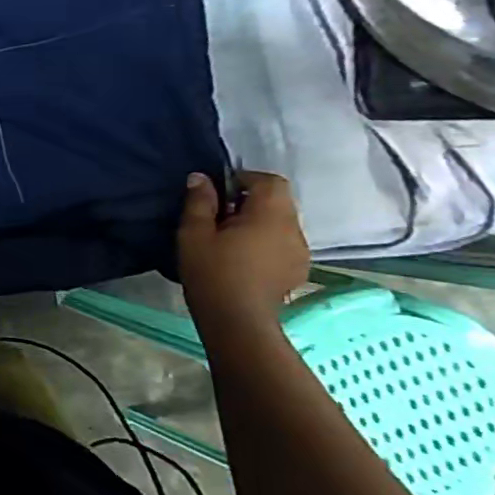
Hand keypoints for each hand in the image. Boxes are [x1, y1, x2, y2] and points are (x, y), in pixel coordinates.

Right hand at [177, 170, 309, 329]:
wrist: (236, 317)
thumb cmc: (211, 270)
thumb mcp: (194, 233)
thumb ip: (199, 202)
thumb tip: (200, 177)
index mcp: (270, 216)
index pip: (270, 181)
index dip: (246, 179)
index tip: (219, 191)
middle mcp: (294, 229)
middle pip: (278, 201)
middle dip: (250, 201)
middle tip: (218, 216)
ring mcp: (301, 250)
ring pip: (281, 223)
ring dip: (258, 222)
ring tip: (229, 239)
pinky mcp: (298, 268)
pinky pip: (284, 242)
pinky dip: (266, 240)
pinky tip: (243, 258)